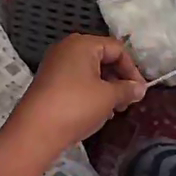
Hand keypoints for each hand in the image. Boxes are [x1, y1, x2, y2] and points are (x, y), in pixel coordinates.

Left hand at [7, 34, 147, 152]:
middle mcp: (67, 48)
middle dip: (119, 79)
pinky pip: (76, 81)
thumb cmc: (76, 106)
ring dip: (106, 88)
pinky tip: (97, 112)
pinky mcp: (48, 82)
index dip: (132, 69)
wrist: (35, 131)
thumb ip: (127, 89)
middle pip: (102, 58)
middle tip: (128, 101)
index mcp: (82, 44)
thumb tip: (140, 88)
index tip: (140, 91)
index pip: (117, 49)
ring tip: (114, 110)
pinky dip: (90, 92)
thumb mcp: (108, 97)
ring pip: (89, 71)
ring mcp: (55, 65)